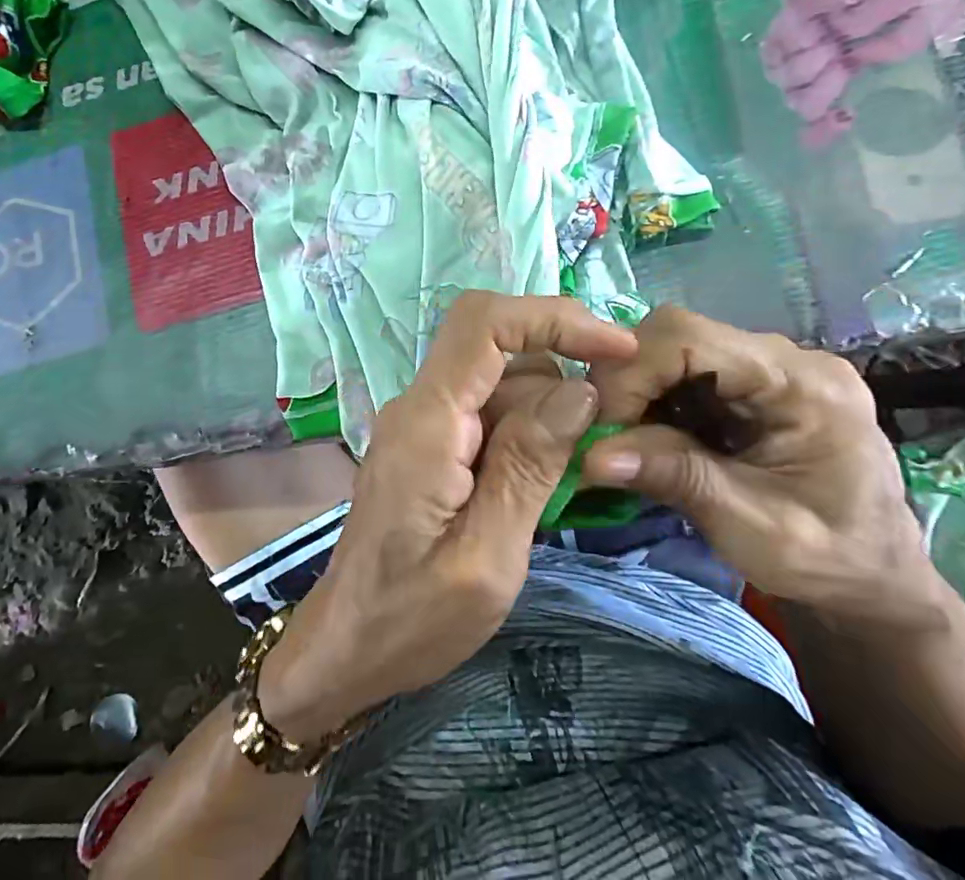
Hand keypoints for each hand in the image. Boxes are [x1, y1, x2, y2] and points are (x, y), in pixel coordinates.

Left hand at [257, 292, 637, 740]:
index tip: (617, 348)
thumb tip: (580, 390)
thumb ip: (530, 466)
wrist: (347, 646)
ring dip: (547, 410)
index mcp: (426, 424)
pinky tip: (547, 482)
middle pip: (496, 352)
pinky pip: (483, 418)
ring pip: (496, 384)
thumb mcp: (488, 555)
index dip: (553, 318)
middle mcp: (417, 410)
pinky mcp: (426, 452)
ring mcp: (419, 429)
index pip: (483, 326)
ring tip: (579, 469)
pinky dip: (525, 434)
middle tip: (613, 427)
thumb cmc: (413, 618)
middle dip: (562, 372)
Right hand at [580, 306, 953, 629]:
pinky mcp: (749, 383)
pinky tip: (647, 436)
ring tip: (622, 439)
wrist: (875, 578)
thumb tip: (592, 456)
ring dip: (632, 389)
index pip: (692, 339)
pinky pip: (680, 370)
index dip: (631, 373)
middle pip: (676, 333)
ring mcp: (767, 368)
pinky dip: (648, 398)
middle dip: (625, 379)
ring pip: (670, 347)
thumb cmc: (830, 559)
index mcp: (805, 385)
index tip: (601, 429)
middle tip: (605, 434)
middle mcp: (786, 360)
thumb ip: (678, 480)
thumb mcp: (753, 529)